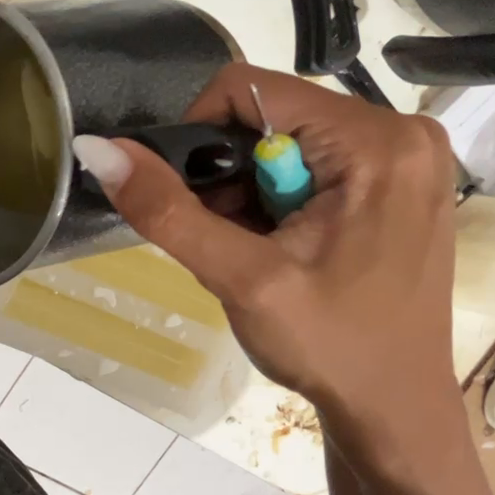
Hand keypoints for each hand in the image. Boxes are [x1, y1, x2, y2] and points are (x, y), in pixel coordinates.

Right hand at [71, 64, 460, 416]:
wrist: (391, 404)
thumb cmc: (327, 342)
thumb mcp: (237, 275)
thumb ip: (166, 209)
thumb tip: (95, 148)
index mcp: (376, 142)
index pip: (246, 90)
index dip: (194, 136)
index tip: (190, 202)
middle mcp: (398, 133)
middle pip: (263, 116)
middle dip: (220, 174)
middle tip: (224, 240)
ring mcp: (399, 159)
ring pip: (276, 143)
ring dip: (240, 194)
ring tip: (248, 251)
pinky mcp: (390, 184)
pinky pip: (301, 166)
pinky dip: (267, 202)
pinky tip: (272, 249)